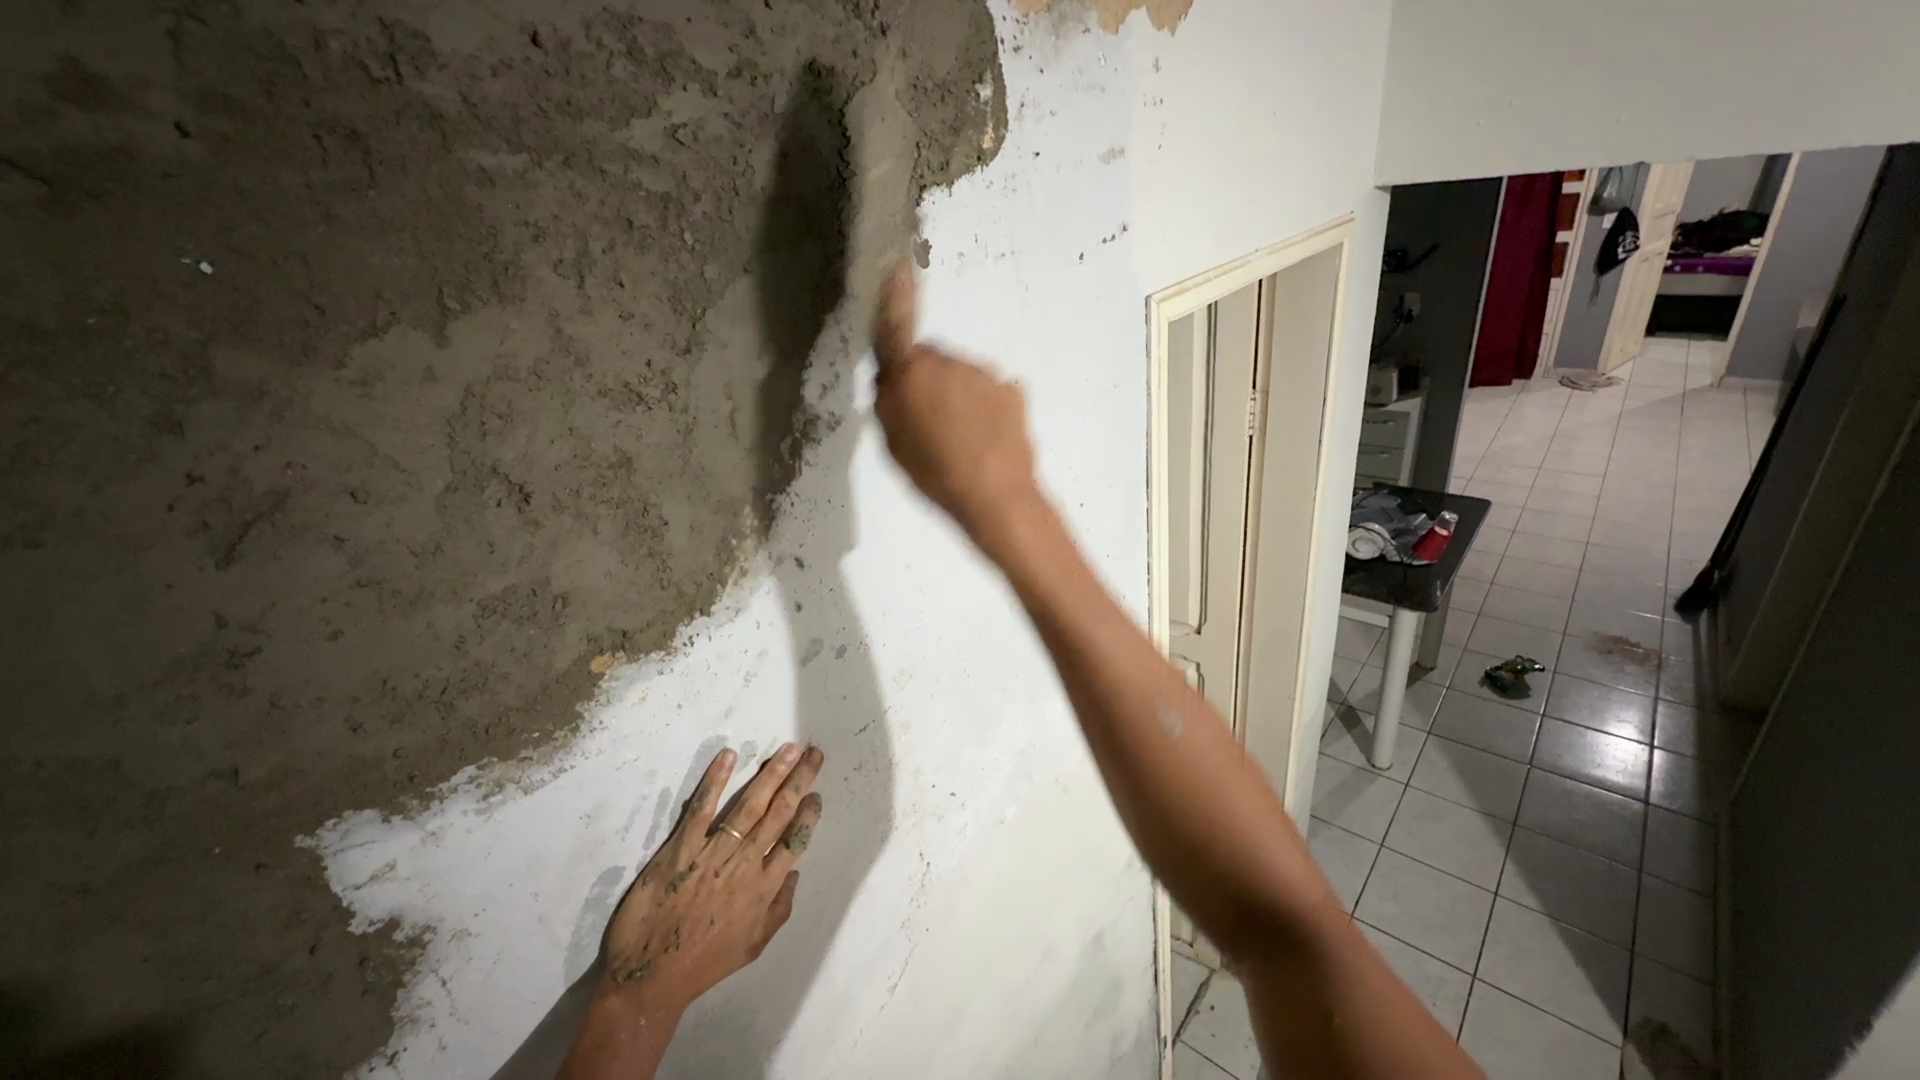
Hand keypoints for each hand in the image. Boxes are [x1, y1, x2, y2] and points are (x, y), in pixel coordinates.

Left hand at [598, 743, 825, 1011]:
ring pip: (749, 805)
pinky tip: (728, 756)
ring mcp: (713, 853)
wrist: (651, 979)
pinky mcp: (680, 849)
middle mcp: (745, 864)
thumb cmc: (702, 964)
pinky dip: (715, 780)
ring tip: (788, 750)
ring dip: (771, 774)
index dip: (808, 816)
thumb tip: (795, 874)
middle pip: (779, 813)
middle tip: (813, 754)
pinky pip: (702, 809)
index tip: (817, 795)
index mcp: (764, 888)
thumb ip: (779, 910)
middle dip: (799, 781)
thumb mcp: (753, 946)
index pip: (794, 841)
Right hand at [872, 263, 1041, 544]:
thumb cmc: (934, 474)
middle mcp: (950, 361)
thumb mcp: (893, 445)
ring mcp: (986, 374)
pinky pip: (993, 392)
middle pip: (932, 359)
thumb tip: (890, 378)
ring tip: (961, 441)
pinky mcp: (1014, 390)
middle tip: (929, 425)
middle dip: (929, 381)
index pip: (897, 326)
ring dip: (960, 397)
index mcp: (912, 373)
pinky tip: (987, 440)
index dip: (895, 297)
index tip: (898, 264)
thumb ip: (888, 404)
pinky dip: (988, 408)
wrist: (996, 497)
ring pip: (964, 376)